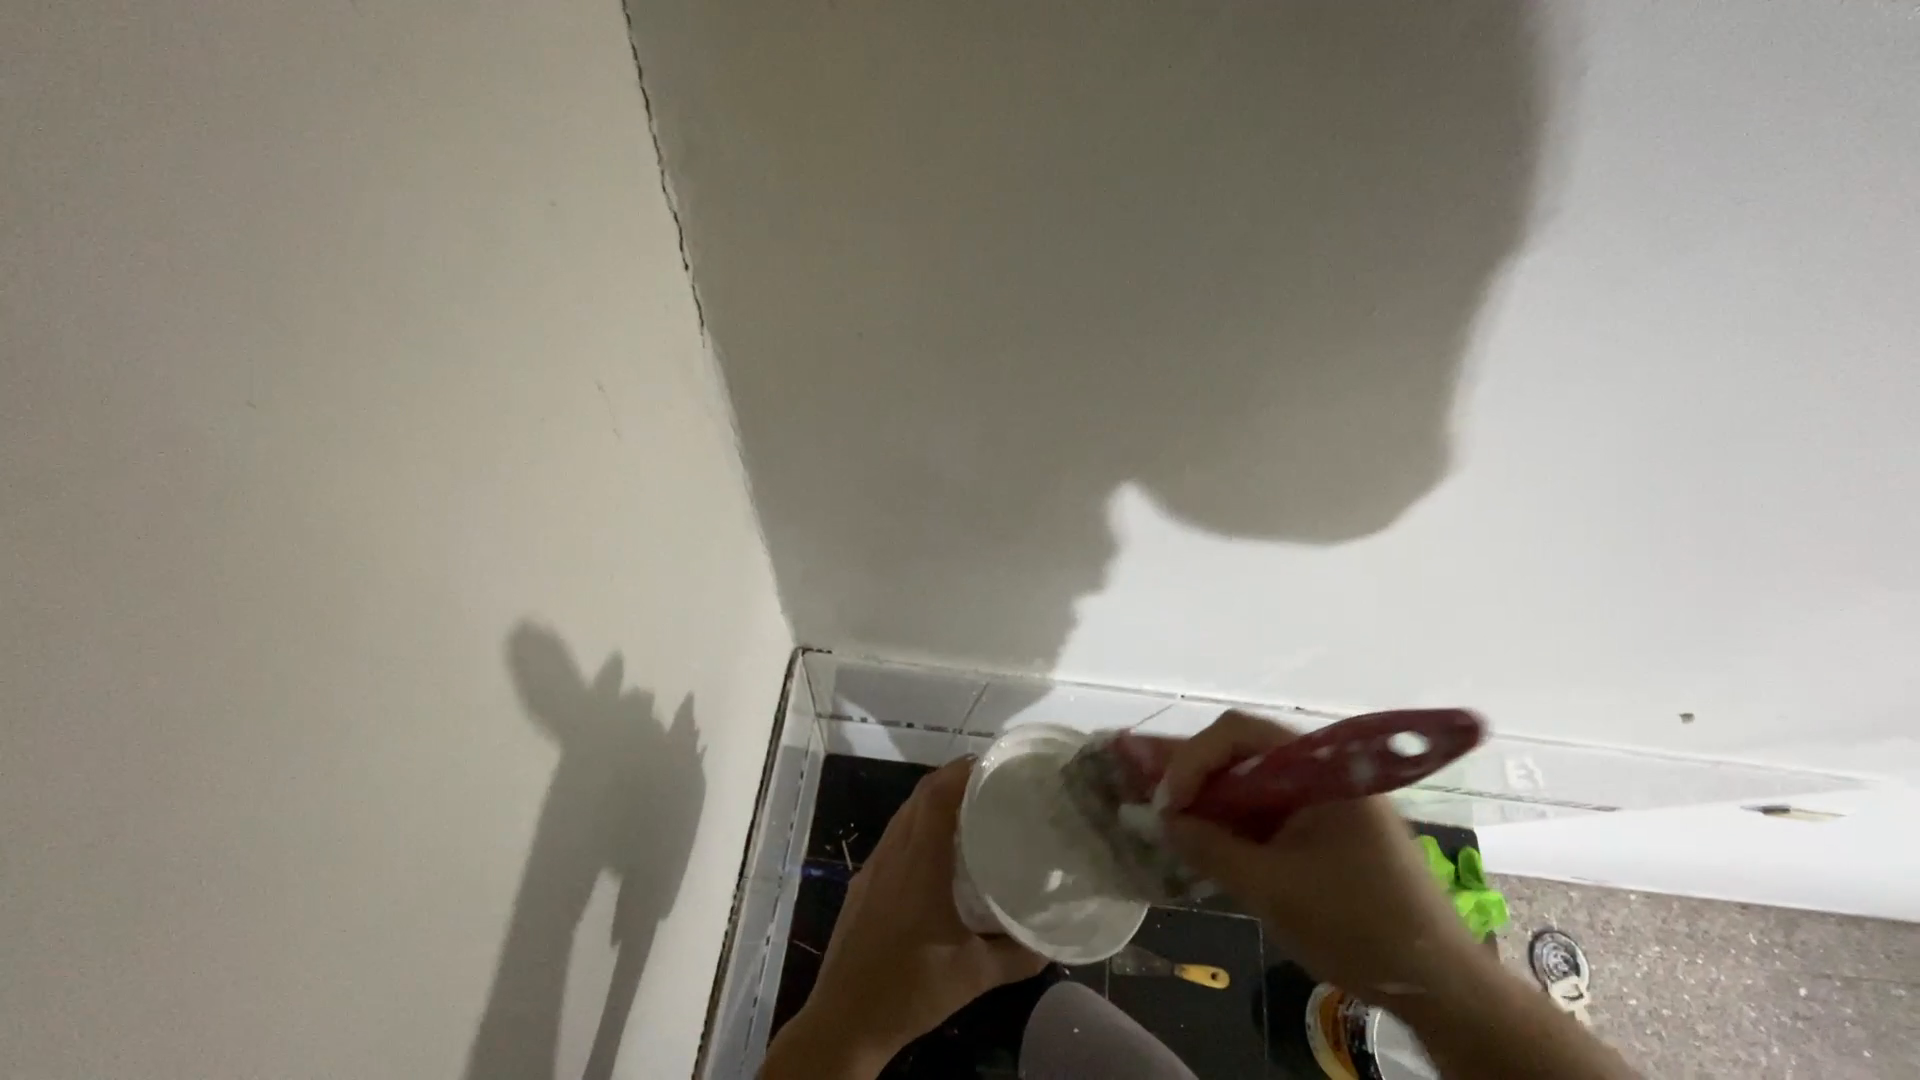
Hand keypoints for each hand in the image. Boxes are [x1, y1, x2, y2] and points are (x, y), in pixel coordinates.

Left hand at [764, 758, 1045, 1078]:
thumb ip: (1017, 955)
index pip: (936, 795)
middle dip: (953, 781)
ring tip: (971, 812)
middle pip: (919, 797)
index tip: (994, 764)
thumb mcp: (974, 975)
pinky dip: (917, 828)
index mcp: (918, 863)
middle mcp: (892, 855)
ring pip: (903, 816)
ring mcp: (872, 869)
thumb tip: (1052, 942)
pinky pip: (893, 839)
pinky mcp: (863, 886)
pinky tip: (938, 854)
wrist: (844, 1020)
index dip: (962, 770)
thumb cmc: (910, 989)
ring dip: (933, 804)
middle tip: (992, 785)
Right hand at [1158, 711, 1476, 1006]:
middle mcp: (1323, 772)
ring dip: (1207, 796)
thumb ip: (1210, 847)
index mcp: (1320, 769)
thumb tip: (1164, 819)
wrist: (1438, 984)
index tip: (1168, 803)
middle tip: (1148, 793)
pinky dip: (1232, 820)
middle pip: (1241, 752)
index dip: (1191, 759)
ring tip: (1161, 810)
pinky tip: (1202, 835)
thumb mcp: (1271, 889)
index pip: (1238, 733)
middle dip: (1191, 772)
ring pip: (1250, 782)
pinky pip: (1268, 811)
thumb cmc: (1357, 927)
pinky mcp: (1326, 830)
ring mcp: (1326, 801)